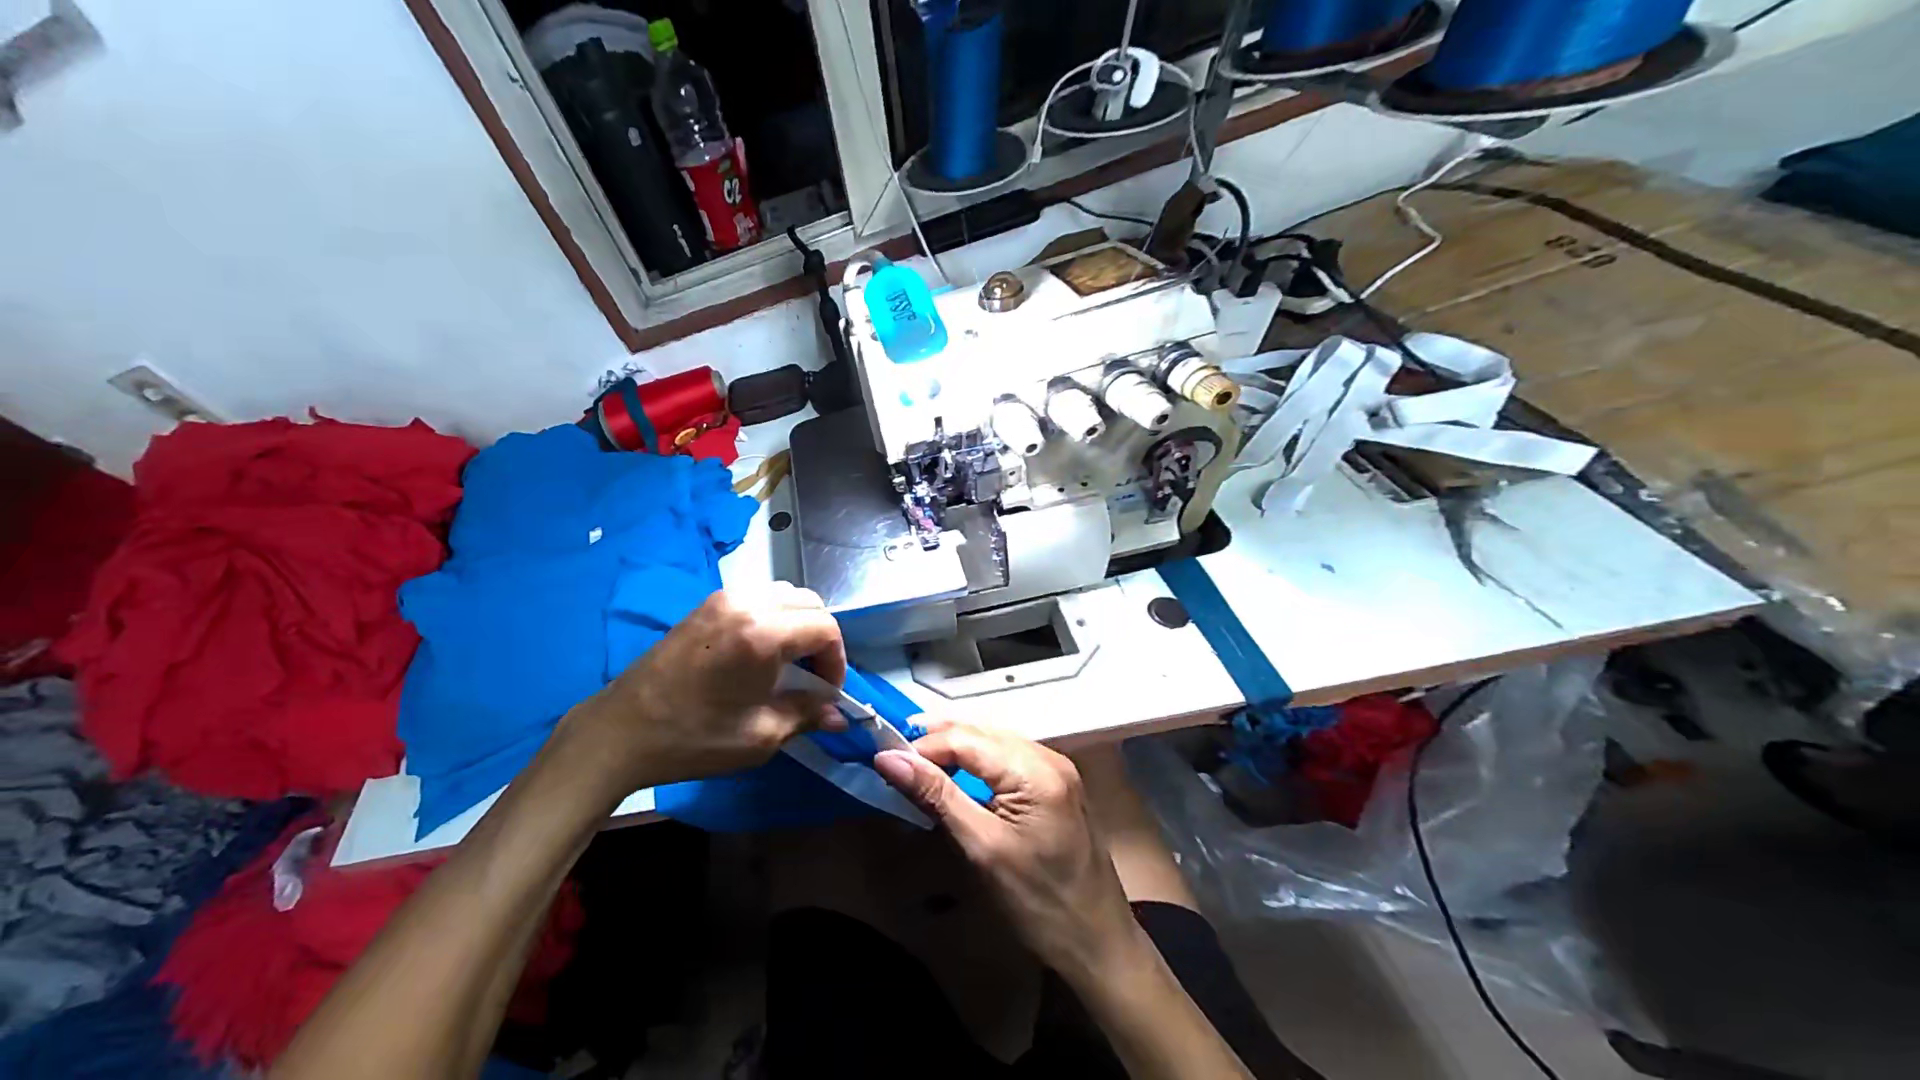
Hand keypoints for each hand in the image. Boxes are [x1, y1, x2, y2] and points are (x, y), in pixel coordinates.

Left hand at [567, 584, 848, 792]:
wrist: (620, 732)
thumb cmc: (695, 737)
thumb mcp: (761, 735)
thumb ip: (807, 714)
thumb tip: (838, 715)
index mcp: (763, 631)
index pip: (825, 628)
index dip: (836, 660)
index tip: (828, 693)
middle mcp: (747, 602)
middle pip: (808, 604)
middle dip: (820, 640)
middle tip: (813, 678)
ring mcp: (722, 599)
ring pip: (783, 597)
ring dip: (797, 625)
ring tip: (788, 665)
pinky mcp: (705, 606)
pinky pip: (757, 599)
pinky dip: (772, 619)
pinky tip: (761, 654)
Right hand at [871, 719, 1139, 979]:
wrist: (1097, 943)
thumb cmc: (1038, 903)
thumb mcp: (982, 848)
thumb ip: (937, 796)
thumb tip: (889, 759)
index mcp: (1035, 769)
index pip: (966, 738)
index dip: (923, 745)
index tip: (885, 762)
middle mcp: (1049, 757)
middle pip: (981, 734)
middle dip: (937, 743)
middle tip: (896, 763)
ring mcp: (1056, 769)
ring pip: (993, 743)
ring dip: (955, 752)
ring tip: (917, 769)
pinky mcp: (1056, 785)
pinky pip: (1007, 759)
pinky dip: (977, 765)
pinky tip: (955, 780)